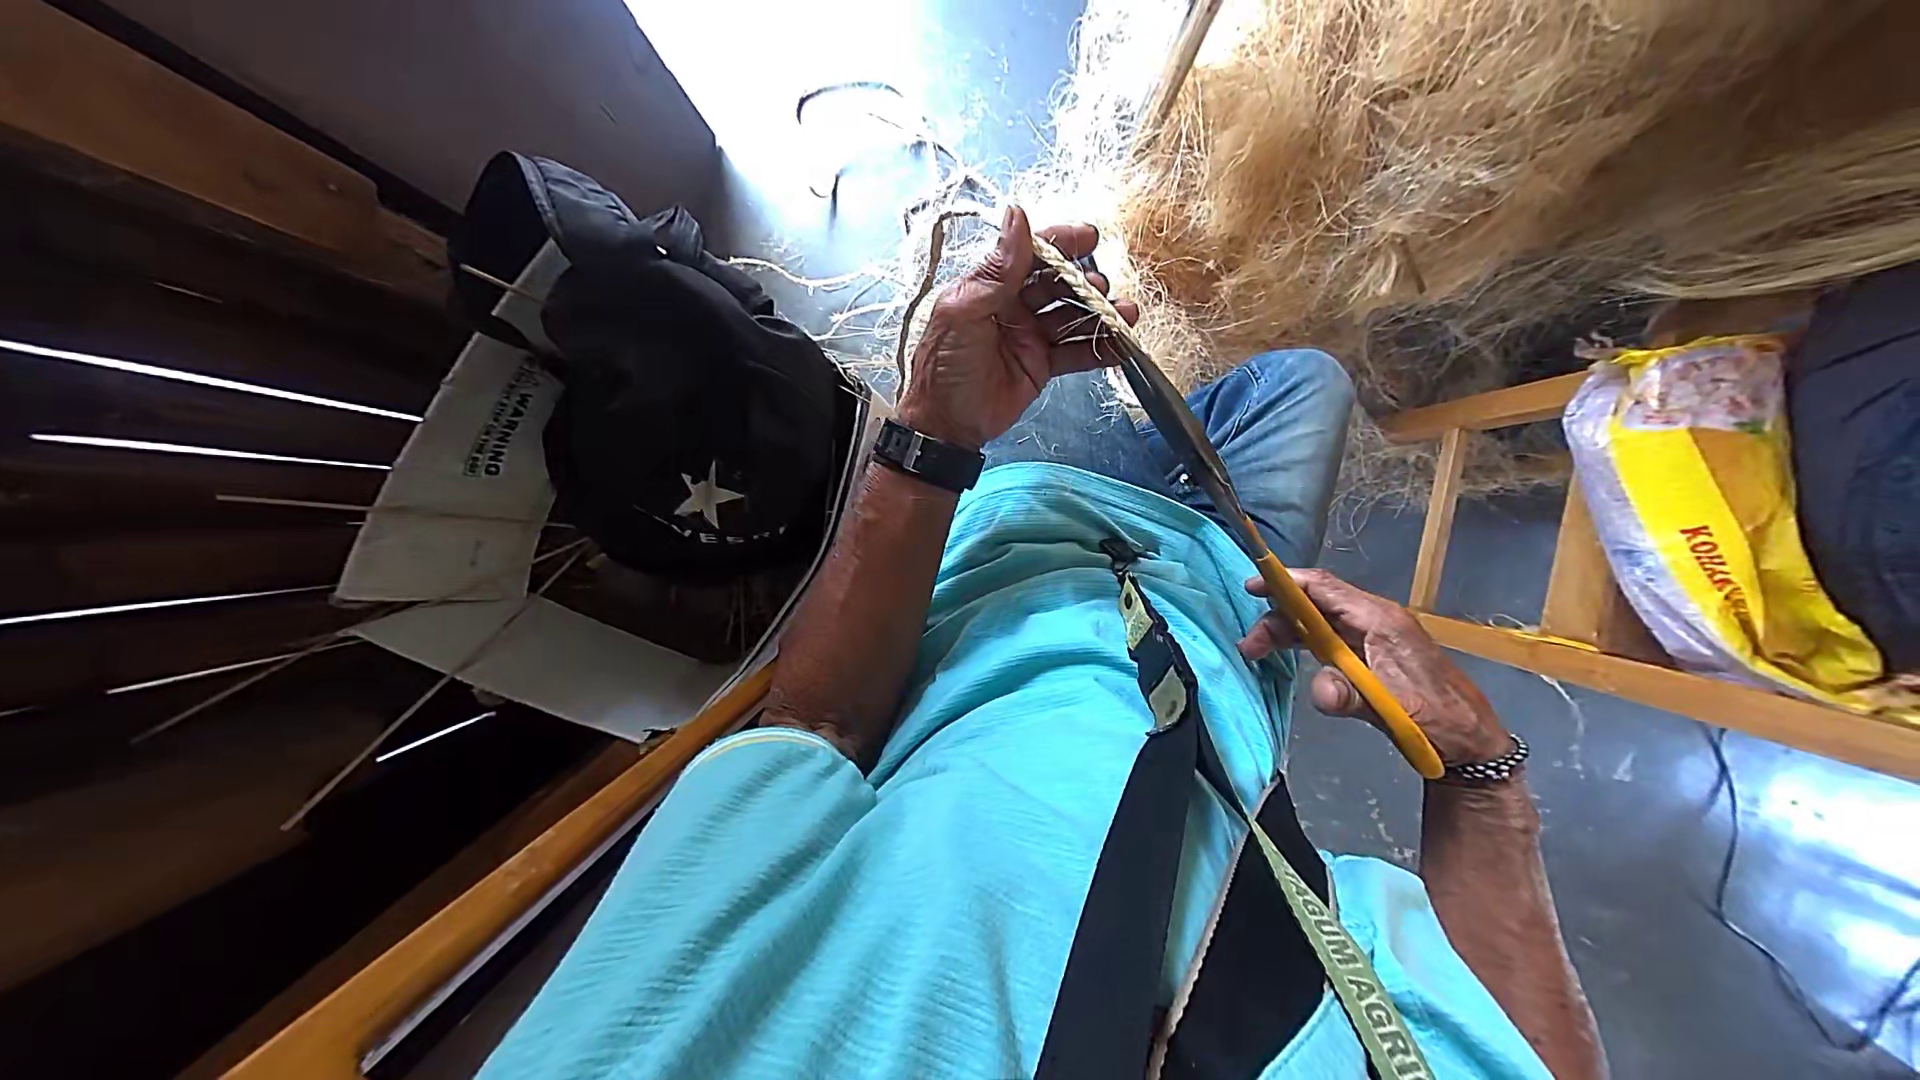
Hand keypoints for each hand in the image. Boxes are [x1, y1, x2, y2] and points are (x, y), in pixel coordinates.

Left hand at [894, 206, 1140, 449]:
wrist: (946, 422)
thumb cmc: (944, 365)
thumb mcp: (965, 312)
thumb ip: (996, 270)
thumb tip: (1017, 215)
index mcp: (991, 287)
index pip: (1032, 255)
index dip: (1061, 244)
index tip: (1088, 237)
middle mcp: (1014, 307)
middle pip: (1059, 285)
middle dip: (1085, 283)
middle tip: (1101, 287)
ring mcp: (1030, 336)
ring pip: (1073, 317)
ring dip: (1100, 314)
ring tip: (1124, 314)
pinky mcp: (1041, 366)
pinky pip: (1075, 353)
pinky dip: (1099, 350)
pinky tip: (1120, 346)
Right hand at [1237, 568, 1512, 767]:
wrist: (1473, 741)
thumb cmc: (1439, 720)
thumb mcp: (1393, 710)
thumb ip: (1352, 697)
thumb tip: (1319, 692)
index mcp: (1380, 621)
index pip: (1324, 588)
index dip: (1286, 582)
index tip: (1253, 586)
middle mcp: (1373, 619)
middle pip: (1313, 603)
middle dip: (1276, 617)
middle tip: (1250, 646)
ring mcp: (1371, 634)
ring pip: (1316, 619)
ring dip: (1284, 631)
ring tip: (1257, 653)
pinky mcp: (1368, 650)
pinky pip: (1325, 634)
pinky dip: (1299, 640)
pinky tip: (1284, 654)